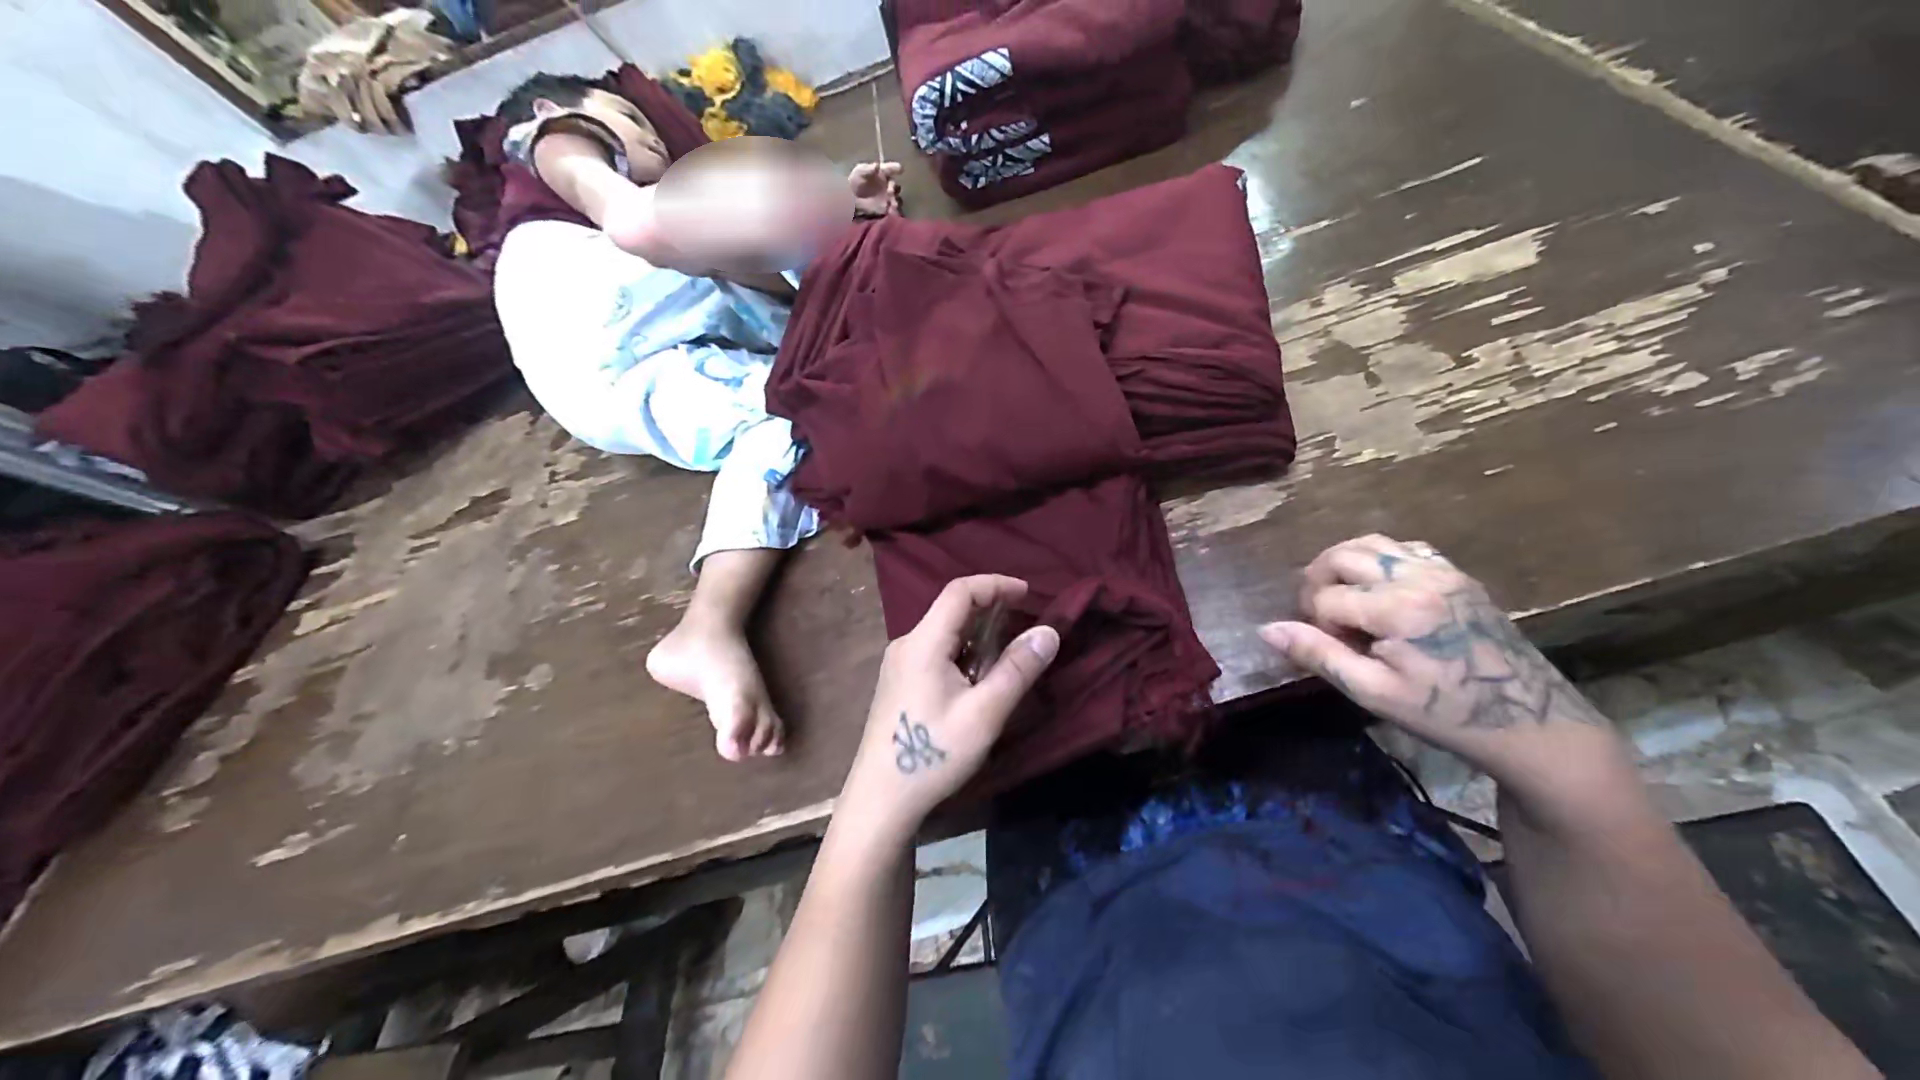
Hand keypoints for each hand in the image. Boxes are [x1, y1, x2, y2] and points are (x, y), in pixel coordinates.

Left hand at [837, 575, 1059, 845]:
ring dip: (978, 632)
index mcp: (923, 643)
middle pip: (950, 609)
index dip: (995, 584)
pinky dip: (963, 650)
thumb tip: (1049, 631)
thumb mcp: (984, 713)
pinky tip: (979, 677)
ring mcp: (898, 665)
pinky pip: (935, 651)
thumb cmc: (933, 754)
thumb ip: (1017, 669)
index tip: (1029, 594)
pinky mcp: (898, 684)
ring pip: (944, 632)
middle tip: (1026, 622)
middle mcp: (906, 645)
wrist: (881, 799)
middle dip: (991, 608)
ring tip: (1009, 651)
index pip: (959, 592)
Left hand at [848, 162, 902, 216]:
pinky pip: (893, 210)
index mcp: (883, 173)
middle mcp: (888, 184)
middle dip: (894, 188)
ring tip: (893, 204)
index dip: (896, 168)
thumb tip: (876, 166)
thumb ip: (868, 169)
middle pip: (895, 186)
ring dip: (896, 201)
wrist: (852, 197)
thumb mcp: (860, 171)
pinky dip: (893, 211)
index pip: (891, 169)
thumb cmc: (856, 180)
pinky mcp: (886, 208)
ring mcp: (888, 197)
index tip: (900, 169)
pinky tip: (891, 211)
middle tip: (890, 191)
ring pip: (896, 199)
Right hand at [1259, 535, 1623, 792]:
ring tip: (1341, 599)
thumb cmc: (1446, 714)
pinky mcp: (1459, 575)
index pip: (1325, 597)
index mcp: (1397, 608)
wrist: (1533, 725)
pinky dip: (1379, 560)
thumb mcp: (1373, 692)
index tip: (1334, 652)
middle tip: (1322, 619)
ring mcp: (1443, 571)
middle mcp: (1418, 576)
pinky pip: (1405, 548)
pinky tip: (1379, 591)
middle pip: (1343, 555)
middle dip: (1319, 583)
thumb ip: (1318, 654)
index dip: (1316, 624)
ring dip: (1344, 565)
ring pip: (1372, 543)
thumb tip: (1265, 629)